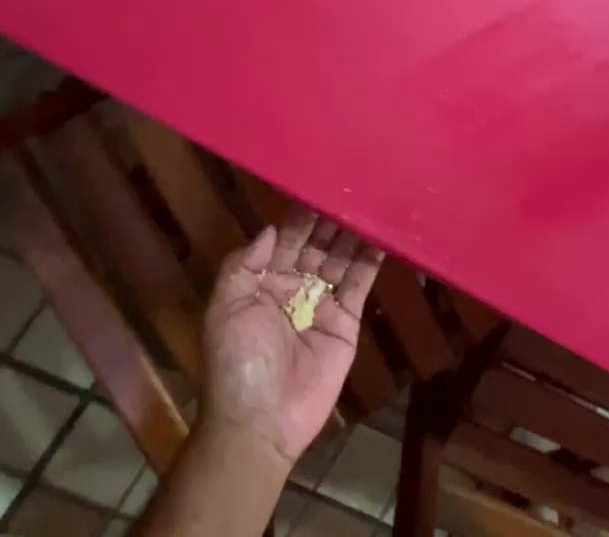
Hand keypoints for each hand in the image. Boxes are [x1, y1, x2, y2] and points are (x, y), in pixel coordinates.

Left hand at [200, 210, 383, 464]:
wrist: (261, 422)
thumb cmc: (238, 364)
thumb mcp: (225, 310)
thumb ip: (243, 266)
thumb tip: (272, 228)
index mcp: (262, 282)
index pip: (286, 240)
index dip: (301, 216)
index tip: (319, 186)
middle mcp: (293, 286)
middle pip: (317, 244)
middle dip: (332, 219)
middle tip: (354, 188)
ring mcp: (322, 303)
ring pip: (340, 258)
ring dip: (354, 233)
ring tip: (372, 203)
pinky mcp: (347, 320)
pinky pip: (360, 284)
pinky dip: (371, 260)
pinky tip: (383, 236)